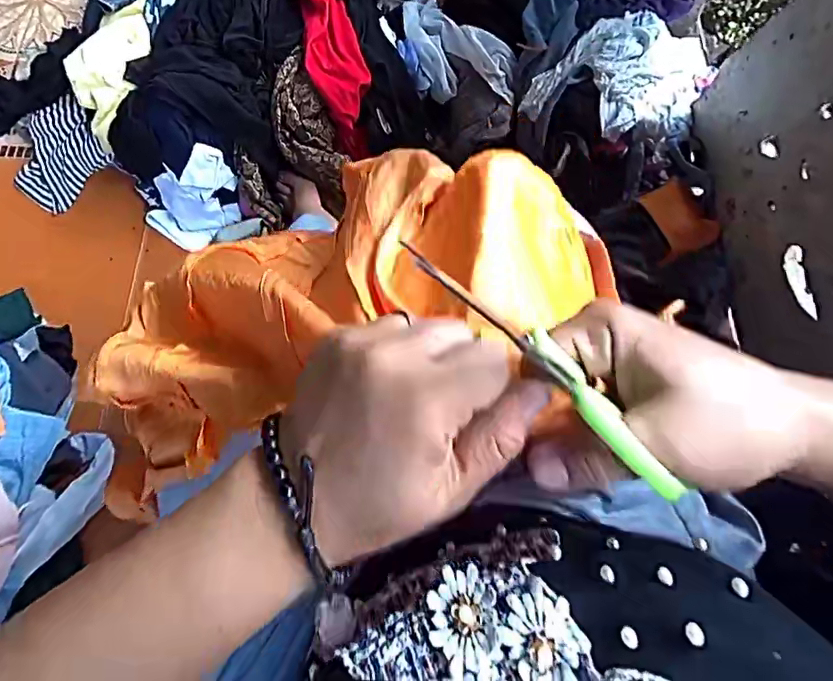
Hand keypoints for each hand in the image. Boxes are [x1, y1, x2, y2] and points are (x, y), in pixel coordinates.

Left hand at [280, 316, 554, 566]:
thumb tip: (539, 389)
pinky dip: (399, 348)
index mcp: (427, 397)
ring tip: (411, 391)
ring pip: (429, 325)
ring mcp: (361, 338)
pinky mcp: (338, 333)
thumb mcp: (452, 490)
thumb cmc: (379, 507)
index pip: (496, 359)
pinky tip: (382, 381)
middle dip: (467, 365)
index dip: (496, 388)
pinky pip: (392, 324)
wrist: (292, 500)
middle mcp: (395, 354)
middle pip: (464, 333)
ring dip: (433, 353)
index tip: (476, 415)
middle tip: (444, 405)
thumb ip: (502, 437)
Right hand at [526, 302, 832, 492]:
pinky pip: (590, 404)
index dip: (525, 408)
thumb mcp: (654, 446)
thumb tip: (529, 469)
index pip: (536, 361)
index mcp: (600, 326)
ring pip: (568, 397)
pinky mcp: (625, 378)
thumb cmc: (725, 422)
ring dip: (568, 435)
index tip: (516, 454)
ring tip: (559, 473)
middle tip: (536, 474)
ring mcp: (612, 354)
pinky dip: (589, 434)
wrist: (792, 428)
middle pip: (549, 379)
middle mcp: (599, 331)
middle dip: (545, 426)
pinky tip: (587, 462)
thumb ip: (588, 455)